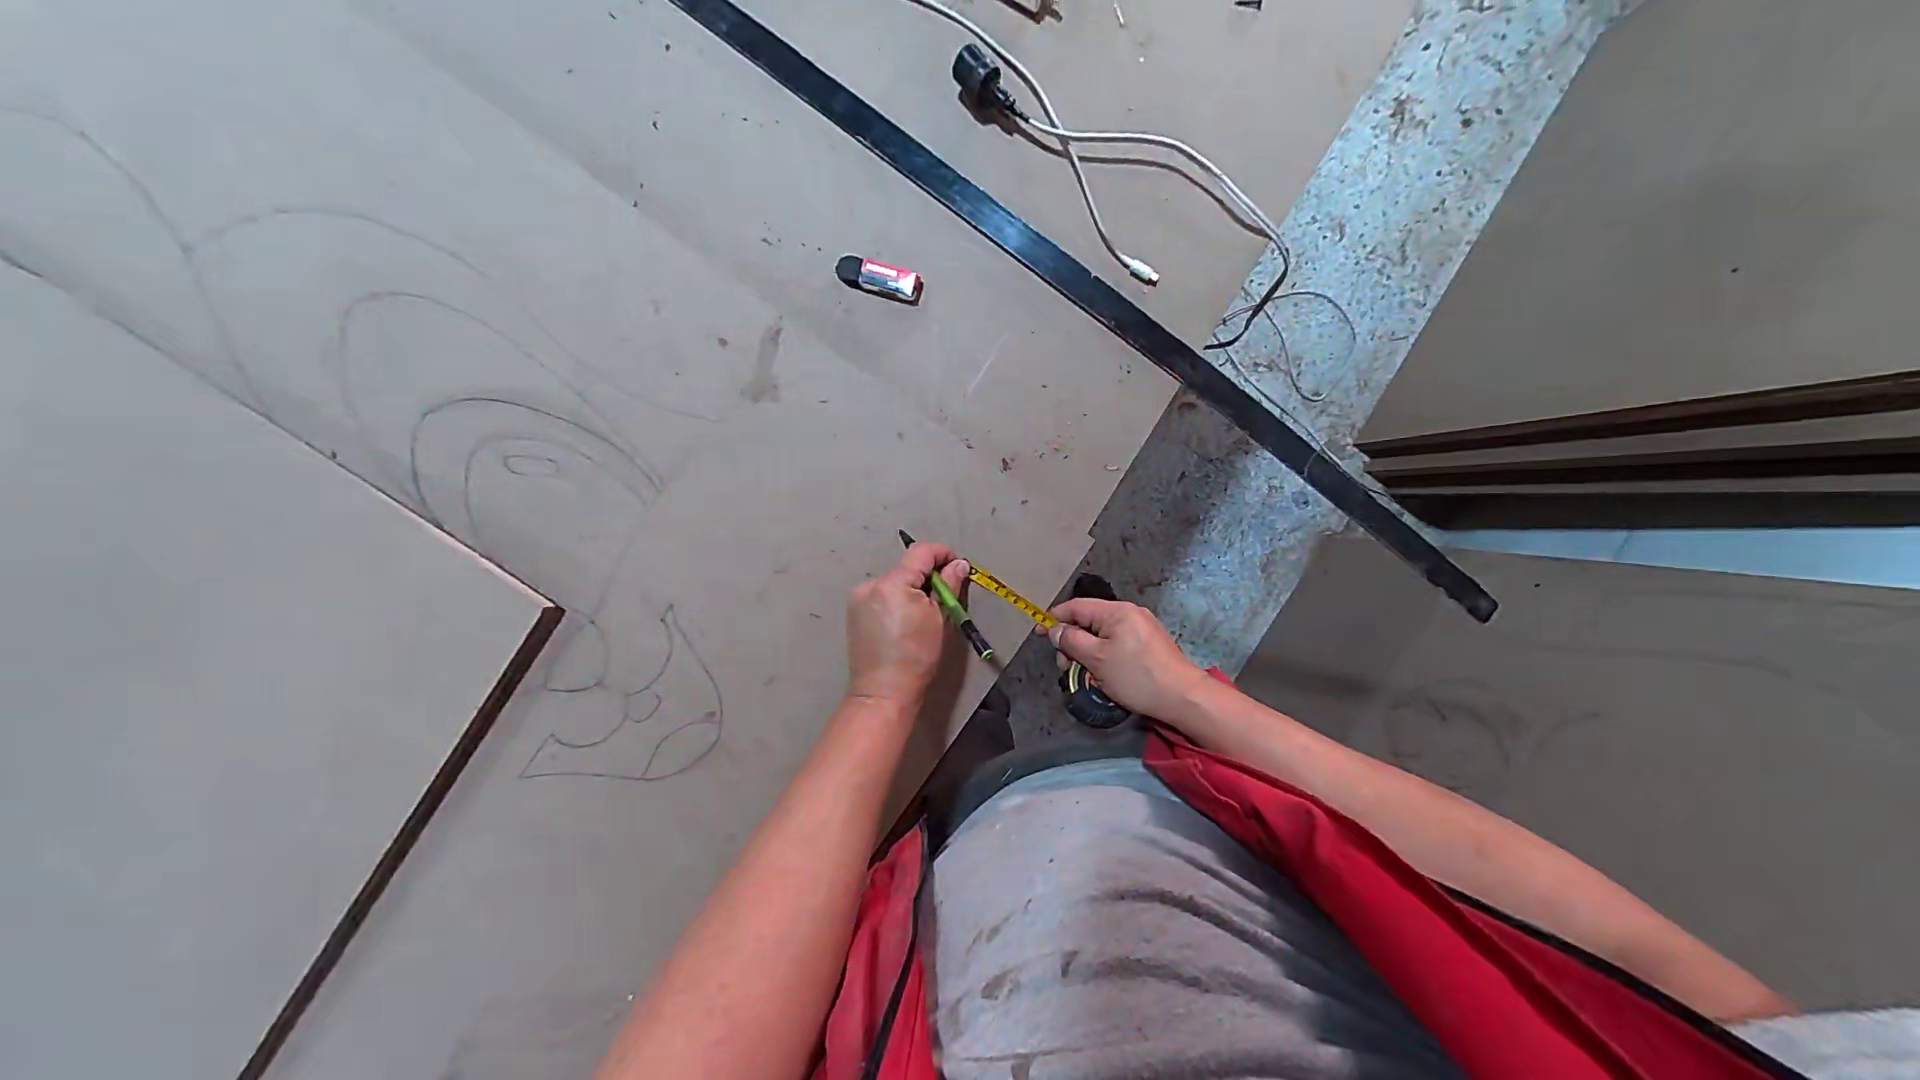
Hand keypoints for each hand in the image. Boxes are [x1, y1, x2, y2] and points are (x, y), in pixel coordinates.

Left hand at [845, 542, 969, 707]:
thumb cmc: (916, 657)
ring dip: (911, 589)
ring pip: (893, 582)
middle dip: (927, 576)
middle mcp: (871, 584)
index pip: (921, 552)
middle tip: (944, 598)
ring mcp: (859, 598)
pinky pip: (881, 595)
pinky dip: (896, 600)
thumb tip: (959, 564)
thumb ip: (949, 586)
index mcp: (893, 583)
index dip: (943, 553)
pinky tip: (903, 623)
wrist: (884, 692)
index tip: (957, 566)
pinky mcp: (854, 612)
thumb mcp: (940, 619)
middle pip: (906, 567)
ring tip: (922, 615)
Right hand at [1040, 599, 1208, 720]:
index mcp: (1117, 611)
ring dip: (1087, 654)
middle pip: (1088, 622)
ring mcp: (1141, 629)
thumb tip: (1055, 630)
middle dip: (1072, 643)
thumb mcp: (1096, 659)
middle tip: (1067, 667)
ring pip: (1101, 636)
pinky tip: (1104, 677)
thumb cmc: (1136, 676)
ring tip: (1088, 677)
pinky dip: (1104, 657)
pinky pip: (1116, 645)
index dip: (1054, 618)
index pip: (1076, 607)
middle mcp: (1129, 614)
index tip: (1039, 633)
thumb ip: (1071, 641)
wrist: (1183, 697)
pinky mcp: (1148, 645)